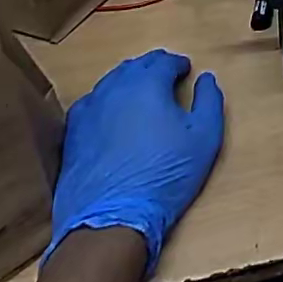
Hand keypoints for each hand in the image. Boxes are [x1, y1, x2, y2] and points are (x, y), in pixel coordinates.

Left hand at [49, 49, 224, 276]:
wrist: (111, 221)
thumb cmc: (165, 175)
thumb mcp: (204, 137)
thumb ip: (209, 100)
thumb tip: (206, 78)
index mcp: (148, 83)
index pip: (164, 60)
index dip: (177, 64)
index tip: (185, 71)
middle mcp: (116, 87)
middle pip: (136, 65)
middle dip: (153, 68)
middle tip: (166, 80)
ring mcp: (90, 110)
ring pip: (111, 82)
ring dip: (128, 82)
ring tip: (140, 97)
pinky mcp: (72, 134)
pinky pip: (91, 104)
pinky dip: (105, 102)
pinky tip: (110, 116)